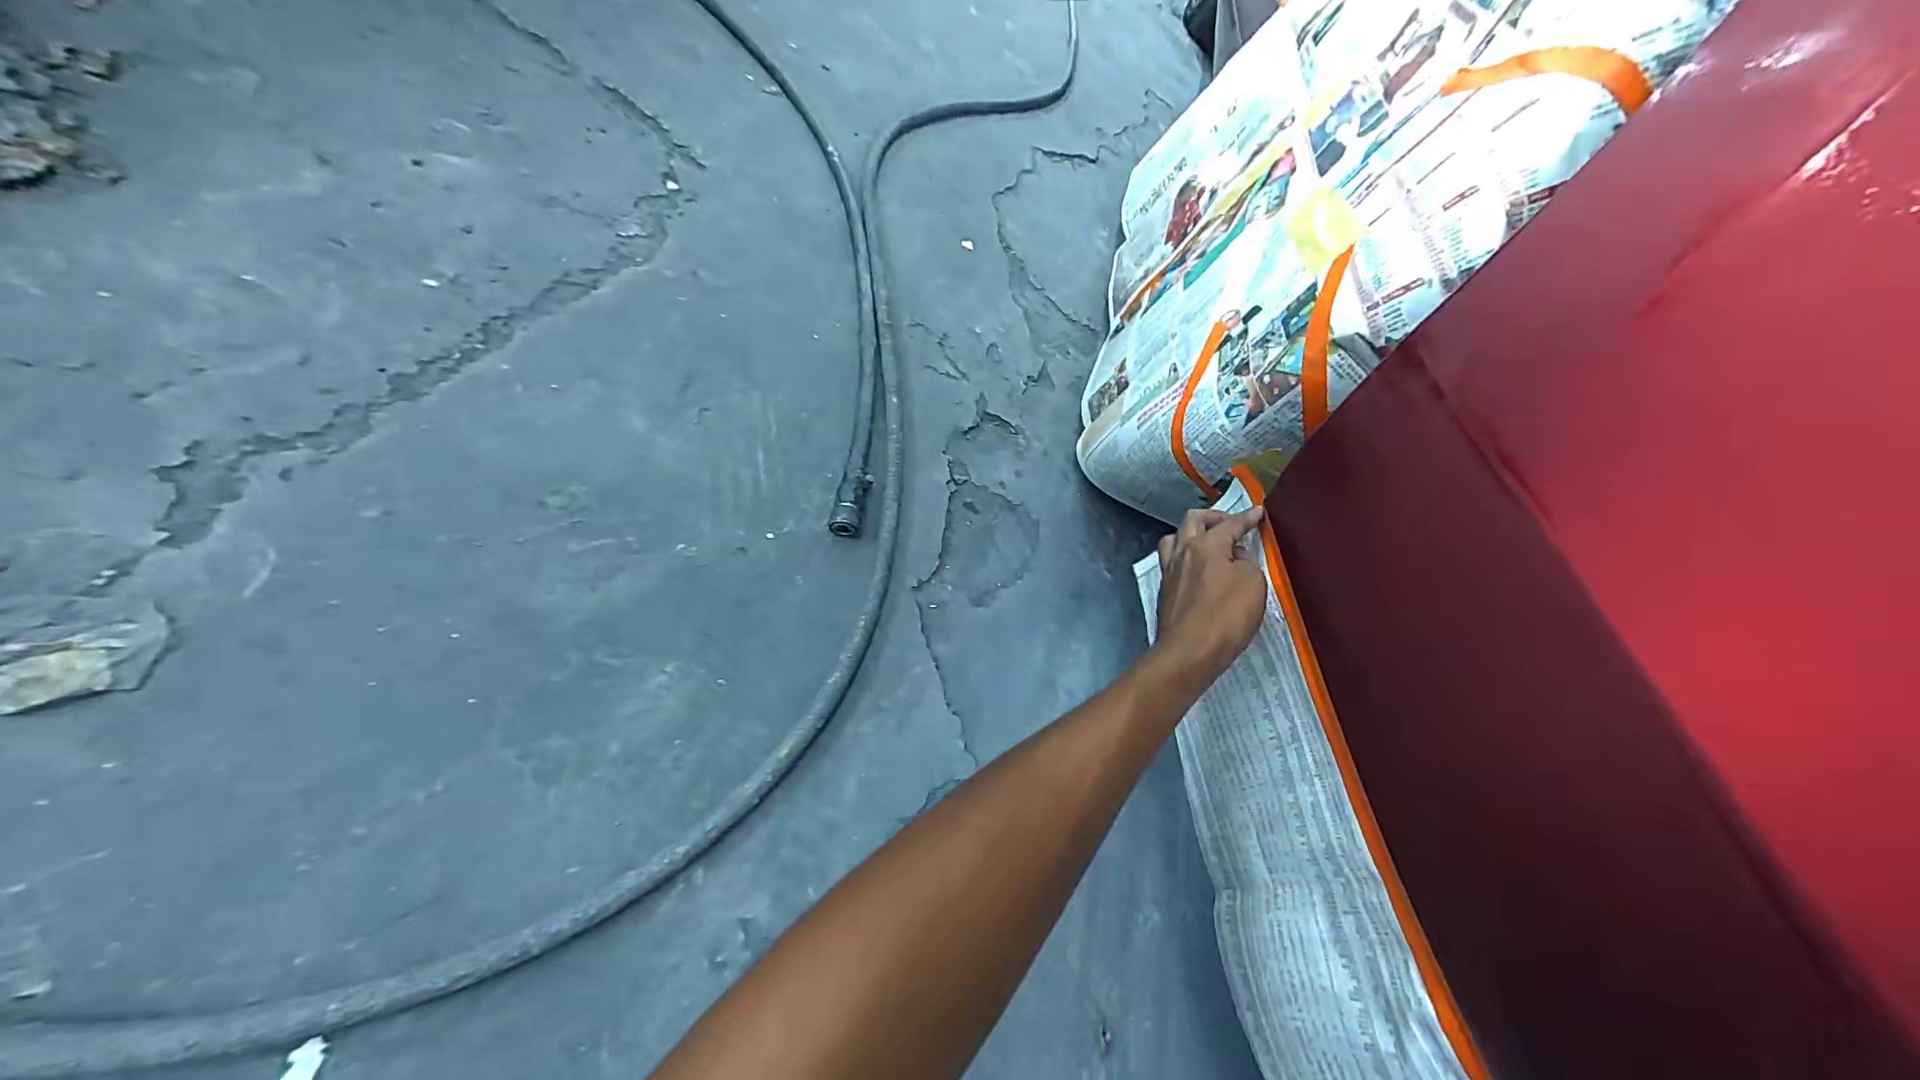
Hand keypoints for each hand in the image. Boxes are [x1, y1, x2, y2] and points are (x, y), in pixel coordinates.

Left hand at [1153, 506, 1268, 688]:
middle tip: (1230, 524)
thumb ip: (1246, 563)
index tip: (1257, 513)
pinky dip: (1186, 556)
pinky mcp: (1165, 591)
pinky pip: (1172, 561)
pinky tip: (1197, 568)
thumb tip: (1235, 557)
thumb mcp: (1253, 584)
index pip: (1229, 524)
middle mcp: (1182, 553)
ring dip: (1192, 534)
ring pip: (1175, 539)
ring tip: (1209, 544)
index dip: (1246, 518)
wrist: (1189, 651)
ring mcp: (1169, 571)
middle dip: (1213, 517)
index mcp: (1205, 545)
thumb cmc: (1225, 616)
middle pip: (1192, 521)